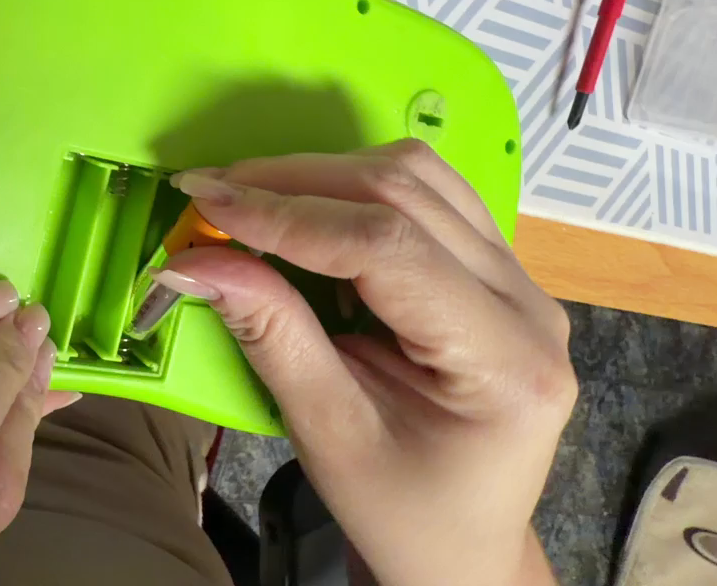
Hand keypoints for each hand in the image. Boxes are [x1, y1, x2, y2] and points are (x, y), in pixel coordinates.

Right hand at [160, 139, 574, 585]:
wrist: (460, 544)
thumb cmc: (397, 507)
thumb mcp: (324, 430)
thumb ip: (266, 330)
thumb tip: (190, 257)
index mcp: (502, 360)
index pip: (386, 246)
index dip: (285, 214)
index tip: (204, 201)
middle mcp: (525, 302)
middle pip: (400, 192)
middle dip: (289, 181)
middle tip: (207, 191)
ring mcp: (516, 276)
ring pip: (412, 174)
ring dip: (317, 172)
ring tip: (246, 195)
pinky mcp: (491, 264)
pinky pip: (419, 190)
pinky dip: (347, 182)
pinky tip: (302, 208)